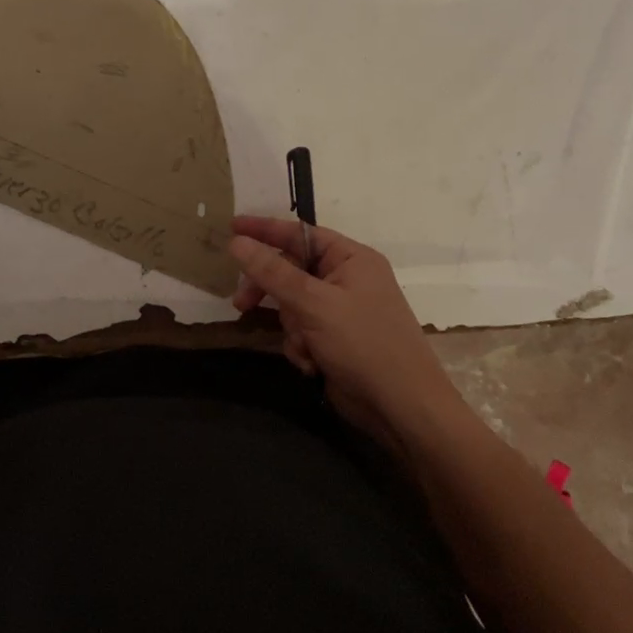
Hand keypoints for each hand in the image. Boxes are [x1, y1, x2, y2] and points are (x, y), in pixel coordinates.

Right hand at [229, 217, 465, 438]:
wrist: (401, 407)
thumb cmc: (363, 344)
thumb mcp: (313, 304)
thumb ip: (272, 272)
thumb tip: (236, 242)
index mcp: (351, 259)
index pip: (300, 233)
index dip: (264, 230)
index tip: (230, 226)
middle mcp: (347, 279)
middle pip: (290, 271)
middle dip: (271, 292)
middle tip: (240, 303)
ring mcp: (341, 311)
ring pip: (291, 305)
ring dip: (291, 327)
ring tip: (303, 345)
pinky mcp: (334, 339)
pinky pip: (301, 331)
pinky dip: (300, 346)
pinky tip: (312, 363)